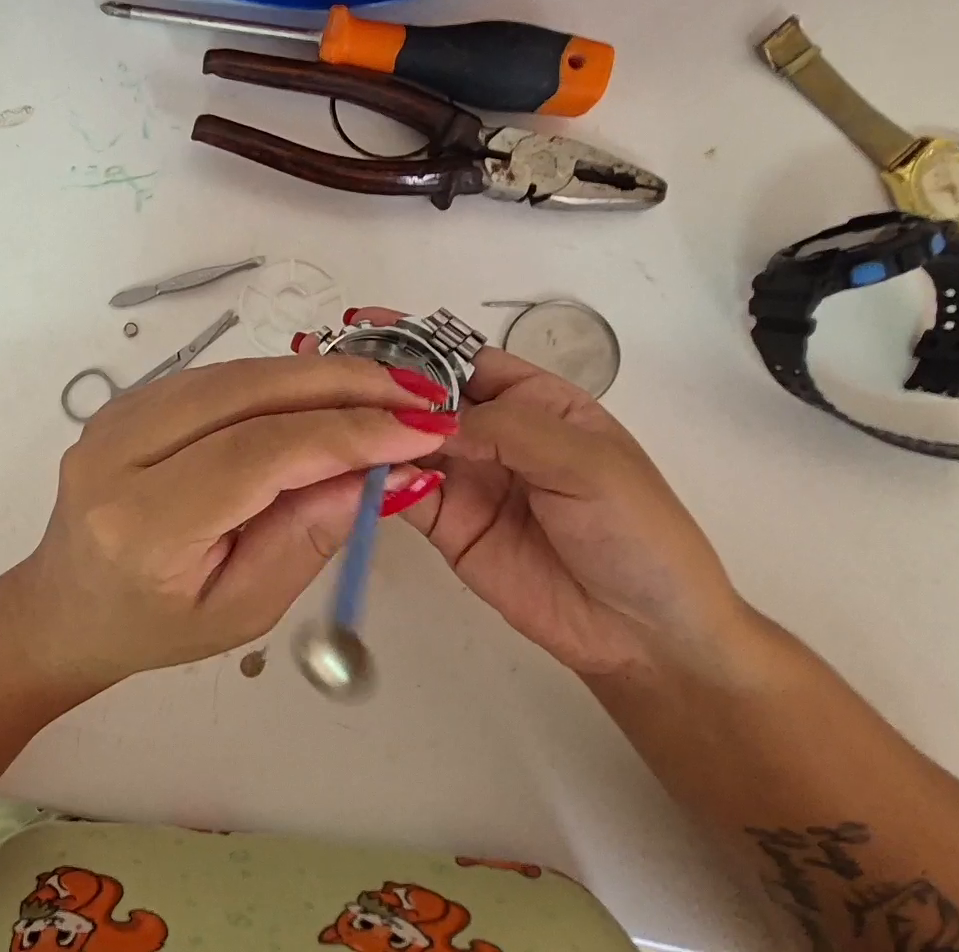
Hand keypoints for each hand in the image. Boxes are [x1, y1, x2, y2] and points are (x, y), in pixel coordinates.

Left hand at [10, 355, 454, 686]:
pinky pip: (208, 380)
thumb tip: (375, 470)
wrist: (66, 608)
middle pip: (240, 393)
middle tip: (414, 394)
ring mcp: (108, 422)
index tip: (421, 428)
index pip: (255, 454)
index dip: (344, 433)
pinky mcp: (118, 407)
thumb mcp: (241, 609)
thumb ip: (305, 538)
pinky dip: (270, 381)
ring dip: (309, 376)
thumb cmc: (152, 627)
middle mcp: (114, 456)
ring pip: (227, 374)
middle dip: (337, 384)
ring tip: (380, 393)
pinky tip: (316, 395)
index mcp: (142, 523)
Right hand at [301, 308, 750, 677]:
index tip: (361, 327)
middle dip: (376, 382)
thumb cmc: (634, 531)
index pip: (463, 359)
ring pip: (401, 441)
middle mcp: (491, 432)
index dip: (415, 343)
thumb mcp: (585, 463)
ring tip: (319, 413)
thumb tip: (423, 415)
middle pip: (422, 398)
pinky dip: (369, 478)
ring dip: (365, 428)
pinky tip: (342, 465)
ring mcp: (462, 477)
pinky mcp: (440, 522)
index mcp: (535, 402)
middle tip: (321, 371)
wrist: (640, 632)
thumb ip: (506, 429)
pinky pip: (397, 490)